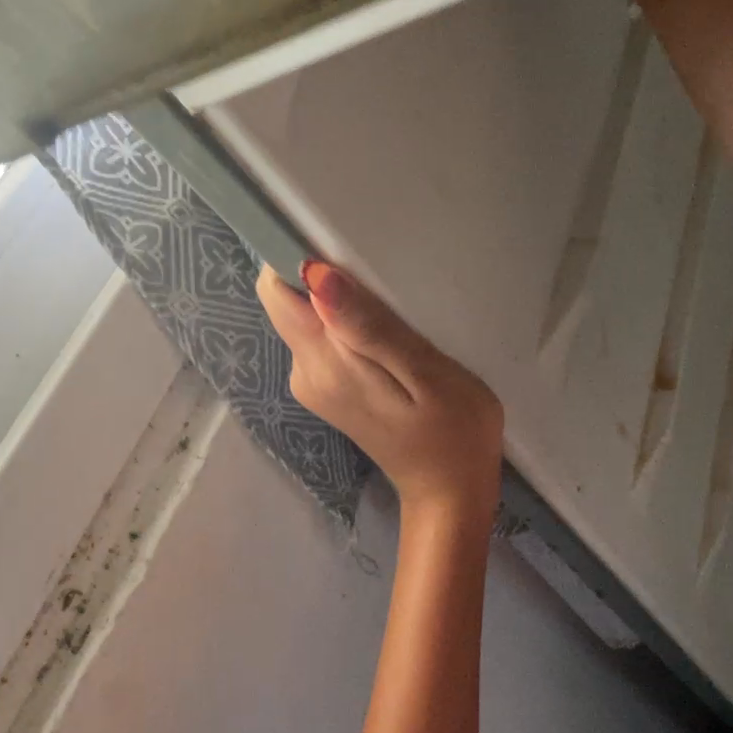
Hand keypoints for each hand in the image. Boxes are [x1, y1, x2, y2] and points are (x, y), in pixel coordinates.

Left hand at [256, 260, 502, 520]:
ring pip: (307, 317)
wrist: (450, 492)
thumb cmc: (454, 432)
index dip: (296, 254)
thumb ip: (369, 327)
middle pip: (289, 300)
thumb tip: (314, 276)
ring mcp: (312, 384)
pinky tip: (387, 331)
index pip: (277, 290)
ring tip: (393, 303)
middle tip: (382, 275)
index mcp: (324, 363)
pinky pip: (322, 338)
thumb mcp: (425, 374)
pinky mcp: (327, 390)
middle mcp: (305, 371)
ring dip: (340, 299)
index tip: (339, 240)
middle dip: (323, 275)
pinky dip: (346, 323)